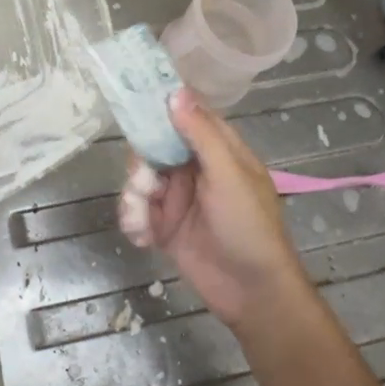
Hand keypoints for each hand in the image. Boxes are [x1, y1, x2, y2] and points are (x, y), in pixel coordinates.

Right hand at [118, 89, 308, 328]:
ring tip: (141, 221)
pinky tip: (142, 237)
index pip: (184, 115)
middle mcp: (194, 168)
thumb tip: (175, 91)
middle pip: (152, 148)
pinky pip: (136, 211)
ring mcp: (177, 198)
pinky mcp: (163, 226)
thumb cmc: (249, 226)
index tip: (132, 103)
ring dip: (134, 197)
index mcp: (217, 149)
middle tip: (143, 184)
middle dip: (141, 165)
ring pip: (140, 180)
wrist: (253, 294)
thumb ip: (201, 134)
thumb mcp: (229, 175)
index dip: (159, 108)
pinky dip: (133, 220)